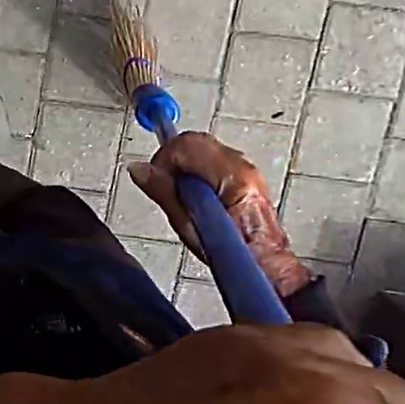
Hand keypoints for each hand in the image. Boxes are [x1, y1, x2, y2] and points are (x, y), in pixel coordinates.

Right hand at [127, 132, 312, 296]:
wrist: (265, 263)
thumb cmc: (229, 251)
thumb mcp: (185, 224)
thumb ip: (162, 190)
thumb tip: (139, 168)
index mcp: (230, 178)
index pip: (185, 145)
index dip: (164, 160)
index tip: (160, 180)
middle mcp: (243, 167)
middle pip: (195, 141)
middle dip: (173, 158)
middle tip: (169, 184)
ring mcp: (248, 169)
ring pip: (204, 147)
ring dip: (187, 165)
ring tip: (185, 193)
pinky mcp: (248, 174)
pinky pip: (214, 158)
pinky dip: (199, 169)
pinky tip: (199, 193)